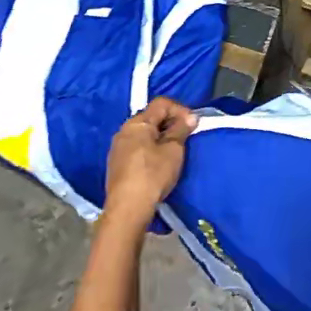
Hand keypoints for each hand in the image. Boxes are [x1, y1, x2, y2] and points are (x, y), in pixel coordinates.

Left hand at [103, 97, 197, 231]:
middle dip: (171, 122)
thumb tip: (189, 117)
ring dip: (162, 135)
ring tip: (176, 149)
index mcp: (137, 123)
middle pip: (151, 116)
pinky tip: (160, 160)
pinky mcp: (117, 162)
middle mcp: (123, 131)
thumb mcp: (174, 149)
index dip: (181, 109)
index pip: (161, 104)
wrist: (128, 207)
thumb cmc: (154, 174)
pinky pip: (138, 145)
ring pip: (144, 132)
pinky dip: (152, 146)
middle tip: (187, 136)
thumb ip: (181, 129)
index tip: (193, 124)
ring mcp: (118, 147)